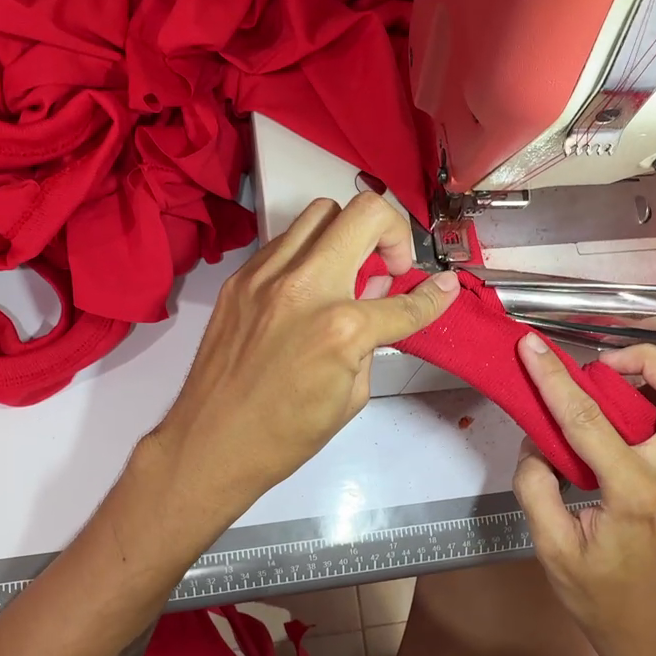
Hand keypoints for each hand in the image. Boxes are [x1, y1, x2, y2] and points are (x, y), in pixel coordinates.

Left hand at [149, 193, 458, 508]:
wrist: (211, 442)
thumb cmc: (286, 435)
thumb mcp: (351, 396)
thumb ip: (373, 340)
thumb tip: (382, 298)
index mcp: (342, 329)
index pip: (405, 300)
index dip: (434, 295)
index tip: (443, 286)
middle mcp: (305, 288)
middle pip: (366, 213)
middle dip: (394, 232)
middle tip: (390, 266)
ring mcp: (266, 276)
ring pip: (321, 212)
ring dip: (347, 234)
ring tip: (348, 271)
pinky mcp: (239, 279)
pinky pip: (286, 241)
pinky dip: (309, 253)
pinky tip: (309, 288)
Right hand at [511, 337, 655, 655]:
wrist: (649, 629)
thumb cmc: (599, 596)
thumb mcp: (551, 547)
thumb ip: (536, 487)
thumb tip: (536, 443)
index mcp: (635, 492)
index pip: (589, 420)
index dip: (554, 378)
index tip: (531, 347)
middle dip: (649, 361)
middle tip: (604, 368)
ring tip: (623, 383)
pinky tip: (635, 412)